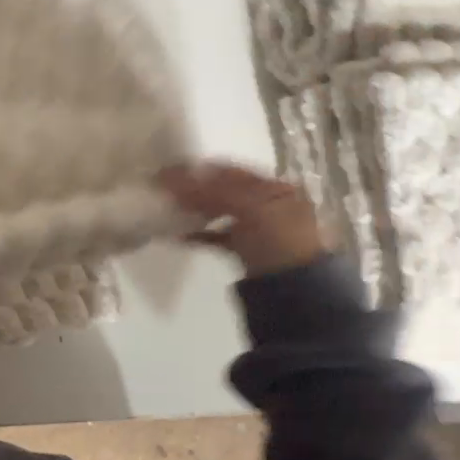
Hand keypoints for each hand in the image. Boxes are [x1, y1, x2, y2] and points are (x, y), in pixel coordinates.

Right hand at [158, 162, 328, 276]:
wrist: (295, 290)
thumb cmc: (279, 241)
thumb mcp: (250, 209)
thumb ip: (211, 192)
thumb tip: (170, 178)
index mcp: (276, 189)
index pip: (233, 171)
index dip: (201, 169)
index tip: (170, 171)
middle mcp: (269, 205)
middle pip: (224, 191)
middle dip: (194, 190)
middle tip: (164, 191)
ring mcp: (258, 229)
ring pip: (219, 213)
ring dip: (195, 210)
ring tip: (169, 210)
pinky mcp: (246, 252)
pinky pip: (218, 237)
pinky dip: (199, 234)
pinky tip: (178, 236)